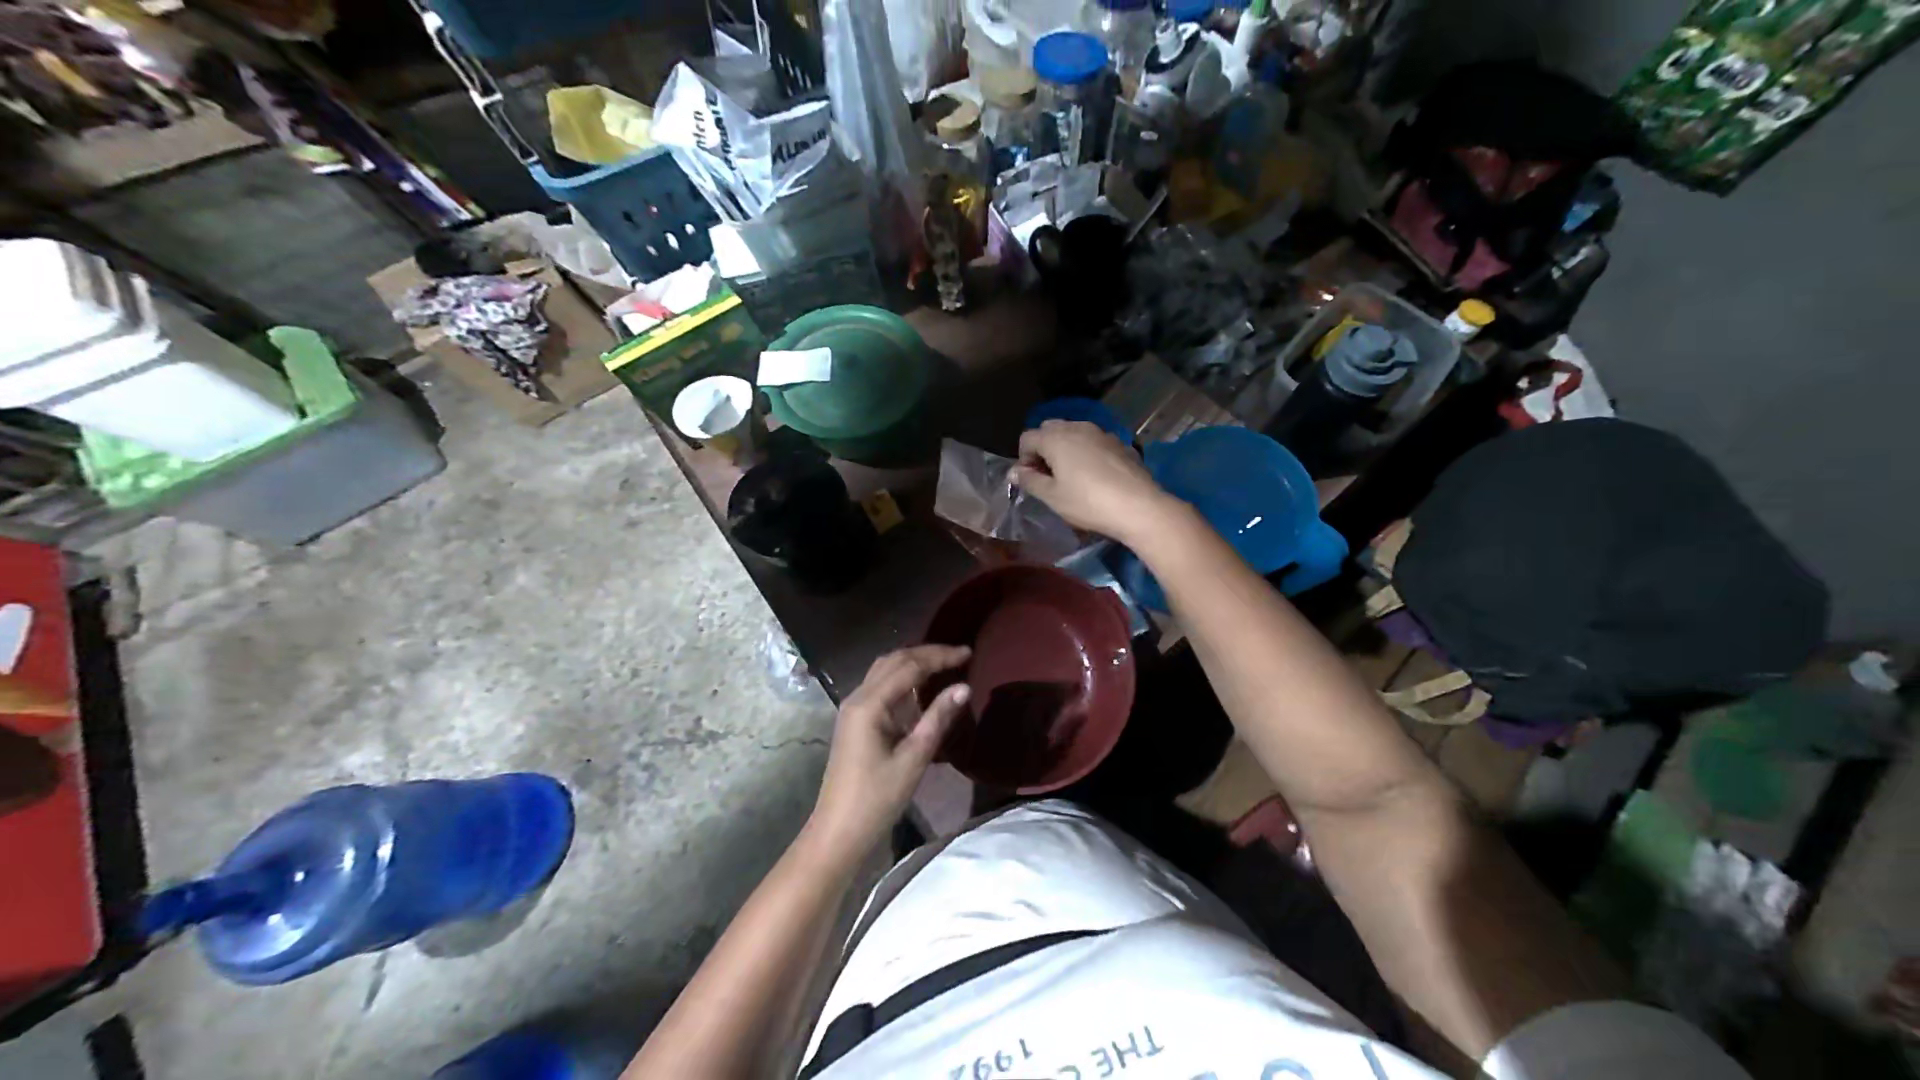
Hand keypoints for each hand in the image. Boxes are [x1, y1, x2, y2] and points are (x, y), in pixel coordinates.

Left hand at [808, 645, 971, 853]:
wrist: (840, 830)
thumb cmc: (878, 798)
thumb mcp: (914, 758)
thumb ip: (938, 718)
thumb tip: (963, 686)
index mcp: (869, 703)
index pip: (909, 666)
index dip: (939, 656)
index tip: (968, 653)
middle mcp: (858, 697)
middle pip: (893, 660)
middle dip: (926, 653)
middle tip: (958, 655)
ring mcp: (853, 709)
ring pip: (884, 670)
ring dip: (913, 662)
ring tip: (944, 664)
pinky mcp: (855, 721)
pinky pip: (881, 687)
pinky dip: (903, 678)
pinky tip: (921, 687)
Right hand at [1010, 420, 1179, 543]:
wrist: (1139, 506)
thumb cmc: (1088, 502)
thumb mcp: (1052, 496)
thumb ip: (1029, 480)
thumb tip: (1014, 471)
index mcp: (1055, 438)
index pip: (1027, 438)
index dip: (1023, 459)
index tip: (1031, 481)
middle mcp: (1077, 427)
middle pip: (1049, 429)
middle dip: (1043, 449)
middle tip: (1049, 477)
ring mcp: (1101, 433)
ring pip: (1073, 433)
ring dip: (1065, 449)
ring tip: (1071, 476)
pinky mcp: (1119, 443)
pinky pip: (1093, 441)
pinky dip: (1086, 452)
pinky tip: (1095, 476)